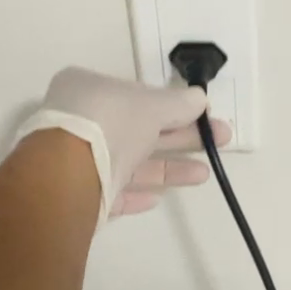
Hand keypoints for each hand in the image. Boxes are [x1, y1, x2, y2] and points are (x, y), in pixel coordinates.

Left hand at [12, 67, 233, 219]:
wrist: (71, 174)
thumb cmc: (109, 123)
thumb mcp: (149, 105)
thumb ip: (177, 103)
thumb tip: (200, 98)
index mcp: (90, 90)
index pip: (137, 97)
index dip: (171, 106)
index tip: (200, 115)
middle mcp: (85, 123)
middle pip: (142, 131)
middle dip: (182, 137)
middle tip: (219, 141)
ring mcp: (84, 162)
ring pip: (134, 164)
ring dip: (170, 169)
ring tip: (204, 174)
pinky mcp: (87, 197)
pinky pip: (118, 193)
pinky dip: (140, 194)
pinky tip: (159, 199)